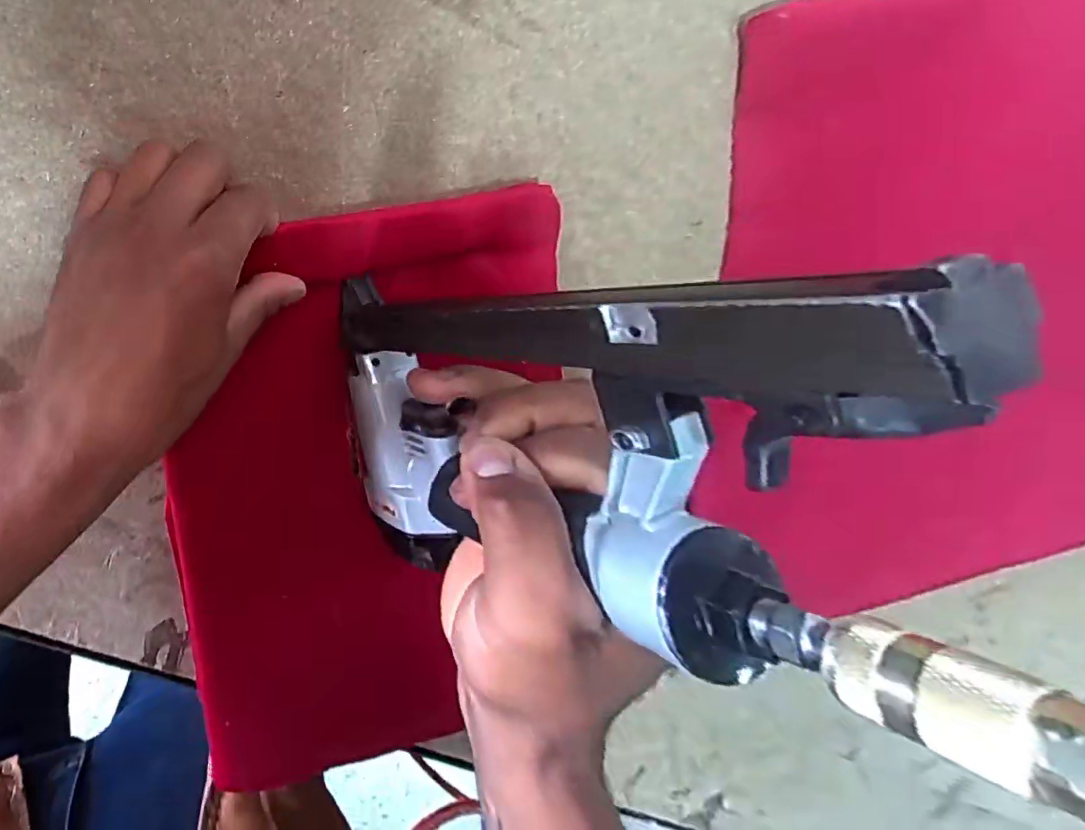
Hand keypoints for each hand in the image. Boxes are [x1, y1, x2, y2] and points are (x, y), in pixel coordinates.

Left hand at [26, 141, 305, 483]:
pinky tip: (135, 220)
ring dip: (177, 174)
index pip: (249, 200)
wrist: (76, 417)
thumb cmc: (158, 398)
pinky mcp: (79, 232)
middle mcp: (160, 225)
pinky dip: (126, 186)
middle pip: (204, 159)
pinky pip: (104, 177)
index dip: (263, 216)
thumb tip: (292, 281)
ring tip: (180, 213)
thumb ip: (255, 304)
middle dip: (225, 184)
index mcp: (204, 258)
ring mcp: (113, 223)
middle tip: (222, 224)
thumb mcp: (220, 356)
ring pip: (153, 153)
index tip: (259, 240)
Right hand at [410, 368, 662, 819]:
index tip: (494, 474)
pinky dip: (468, 398)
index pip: (621, 453)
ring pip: (540, 403)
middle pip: (579, 413)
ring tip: (433, 390)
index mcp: (651, 533)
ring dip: (484, 389)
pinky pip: (505, 421)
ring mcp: (569, 486)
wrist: (503, 695)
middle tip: (467, 453)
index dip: (554, 446)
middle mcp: (620, 500)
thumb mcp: (532, 619)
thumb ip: (523, 536)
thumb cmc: (534, 678)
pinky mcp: (525, 483)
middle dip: (514, 417)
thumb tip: (490, 453)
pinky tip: (436, 392)